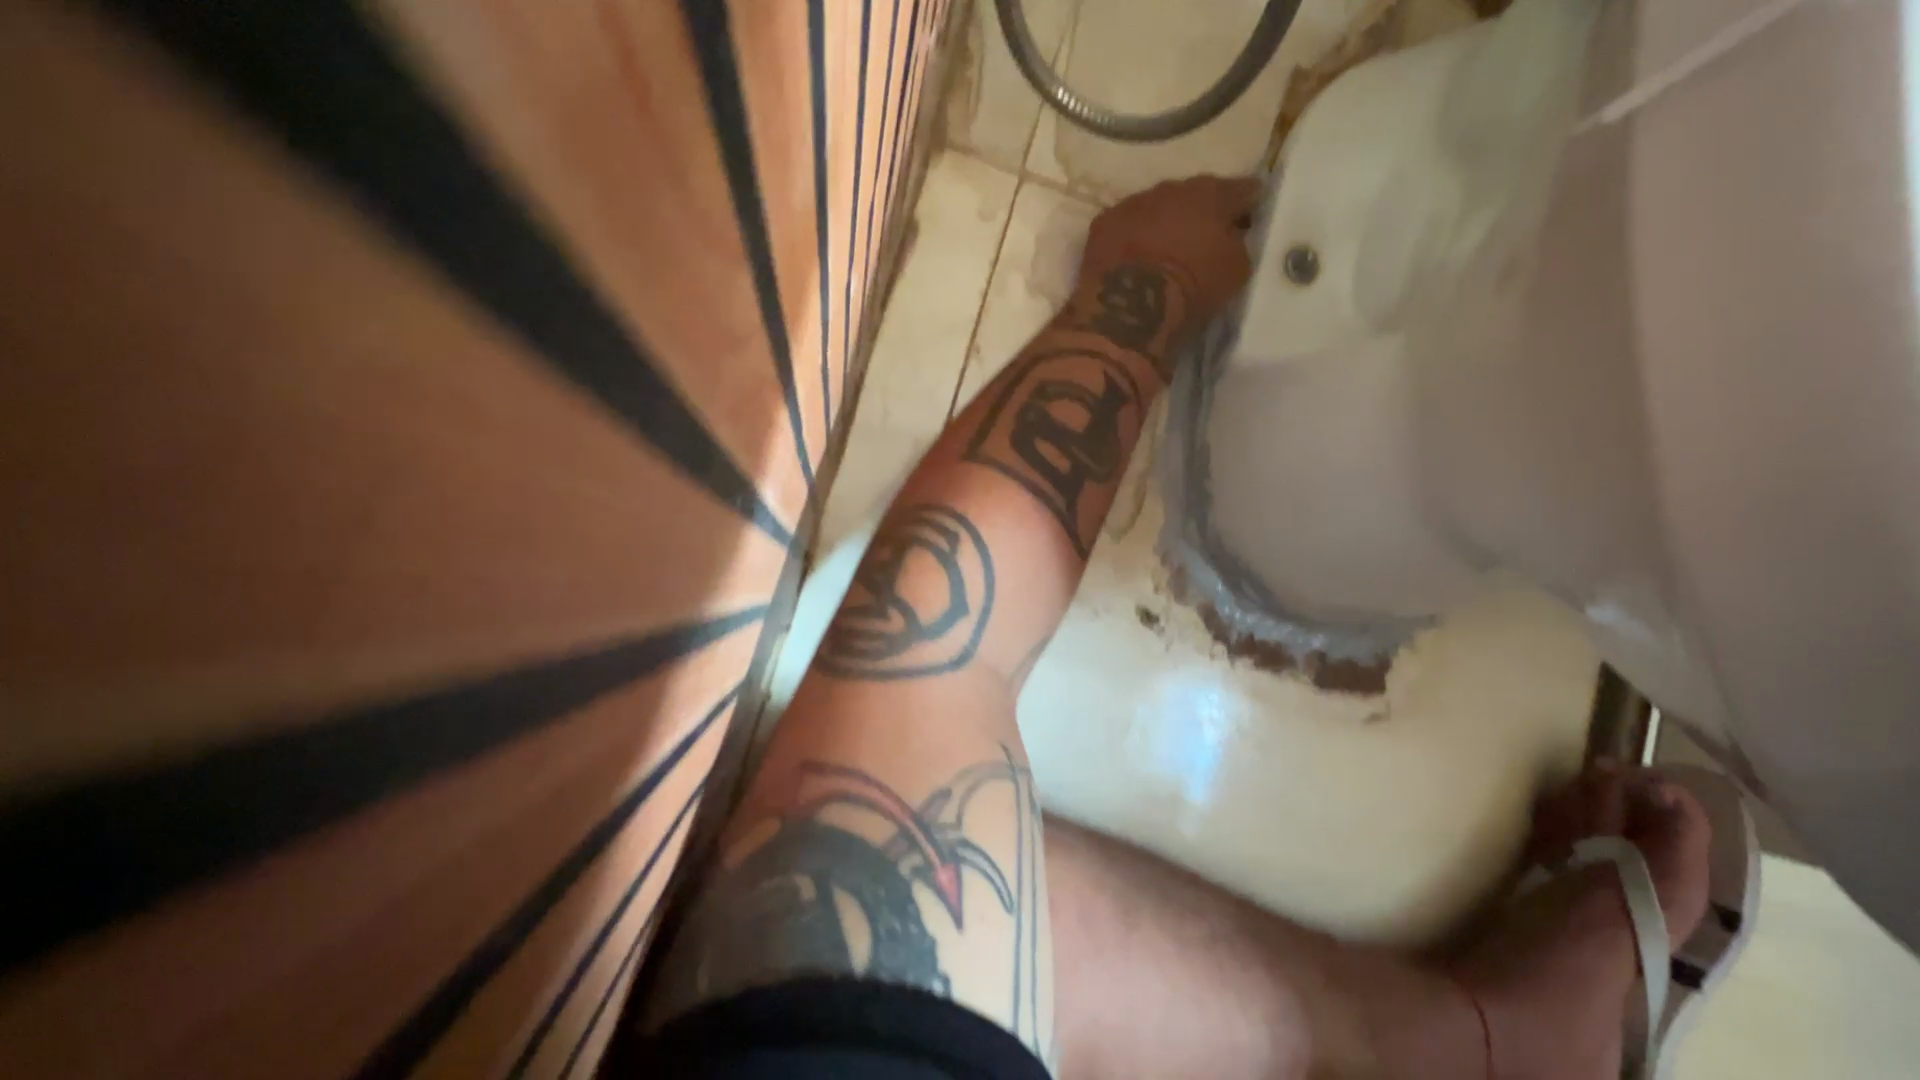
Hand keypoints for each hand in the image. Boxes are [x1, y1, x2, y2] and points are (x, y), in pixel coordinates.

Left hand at [1073, 175, 1260, 347]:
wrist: (1132, 304)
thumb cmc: (1194, 286)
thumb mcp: (1236, 269)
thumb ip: (1237, 243)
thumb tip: (1230, 236)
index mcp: (1213, 193)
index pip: (1242, 189)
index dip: (1248, 203)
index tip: (1251, 214)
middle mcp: (1172, 187)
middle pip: (1194, 194)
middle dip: (1201, 211)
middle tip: (1205, 233)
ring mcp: (1133, 203)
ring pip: (1156, 206)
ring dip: (1163, 221)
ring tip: (1166, 246)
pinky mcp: (1102, 224)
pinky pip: (1125, 225)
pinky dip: (1131, 236)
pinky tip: (1133, 255)